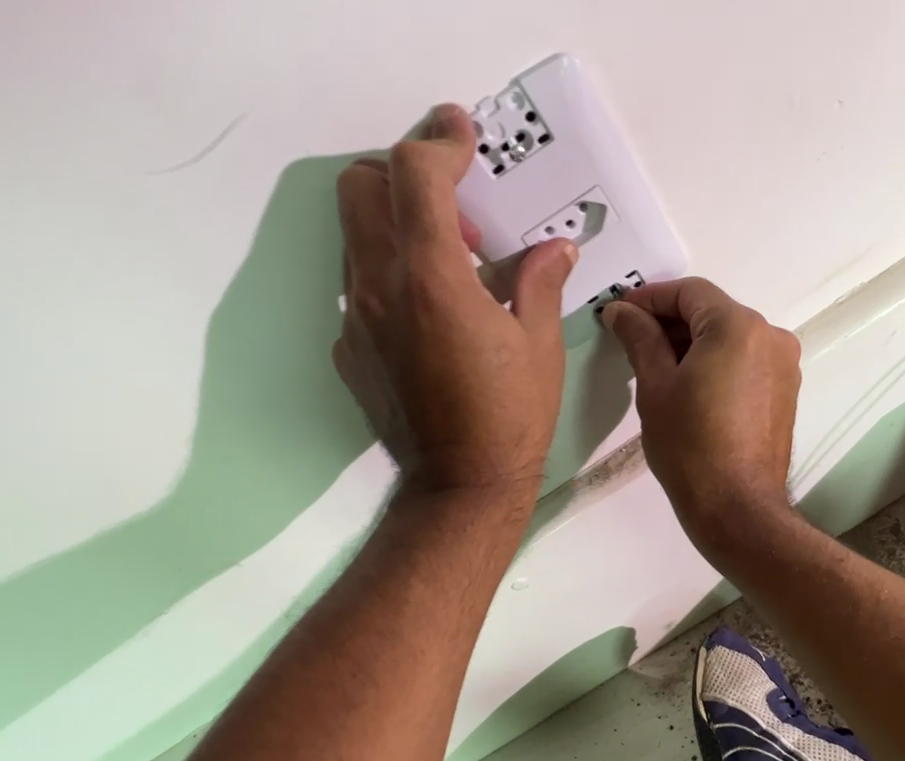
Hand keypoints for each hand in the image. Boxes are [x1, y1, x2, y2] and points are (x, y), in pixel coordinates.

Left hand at [335, 104, 578, 500]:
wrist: (461, 485)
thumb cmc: (511, 417)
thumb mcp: (539, 345)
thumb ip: (540, 283)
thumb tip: (555, 249)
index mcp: (434, 279)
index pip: (416, 173)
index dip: (440, 140)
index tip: (462, 131)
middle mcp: (381, 287)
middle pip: (362, 185)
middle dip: (405, 174)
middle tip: (458, 208)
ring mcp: (356, 318)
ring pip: (356, 234)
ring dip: (398, 225)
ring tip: (452, 264)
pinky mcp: (350, 348)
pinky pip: (360, 287)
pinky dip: (392, 276)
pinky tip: (432, 314)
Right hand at [601, 278, 801, 544]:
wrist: (737, 507)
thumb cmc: (689, 446)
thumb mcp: (655, 387)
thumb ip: (640, 338)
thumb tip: (622, 310)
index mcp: (738, 326)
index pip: (689, 292)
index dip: (650, 298)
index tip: (620, 313)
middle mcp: (771, 336)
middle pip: (713, 313)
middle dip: (671, 322)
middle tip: (632, 343)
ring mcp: (784, 365)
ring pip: (731, 338)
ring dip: (694, 344)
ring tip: (657, 368)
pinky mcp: (786, 392)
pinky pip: (746, 362)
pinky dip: (717, 364)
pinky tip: (690, 388)